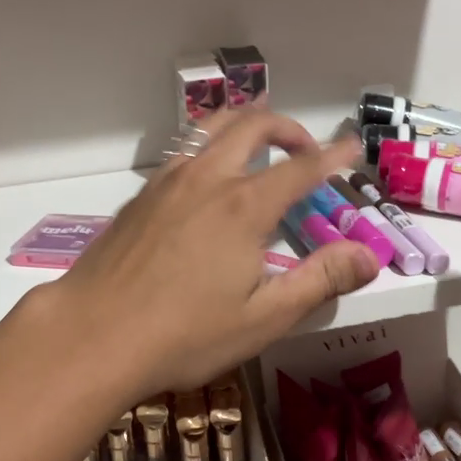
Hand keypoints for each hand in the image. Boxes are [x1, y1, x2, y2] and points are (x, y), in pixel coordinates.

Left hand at [51, 107, 381, 397]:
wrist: (92, 335)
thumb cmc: (183, 334)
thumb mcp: (263, 318)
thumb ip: (320, 281)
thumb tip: (369, 255)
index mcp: (244, 206)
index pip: (300, 167)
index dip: (332, 156)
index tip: (351, 147)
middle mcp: (208, 178)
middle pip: (252, 125)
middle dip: (287, 126)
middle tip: (306, 148)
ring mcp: (168, 181)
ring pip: (211, 127)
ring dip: (245, 124)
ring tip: (260, 144)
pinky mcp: (141, 195)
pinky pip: (183, 151)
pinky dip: (209, 146)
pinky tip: (209, 180)